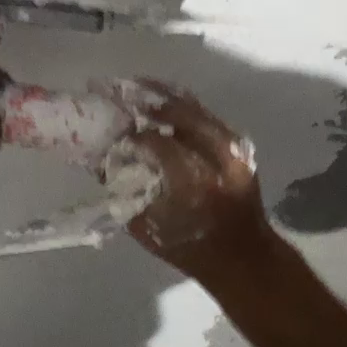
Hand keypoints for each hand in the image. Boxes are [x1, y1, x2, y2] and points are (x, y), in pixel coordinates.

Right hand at [100, 80, 276, 280]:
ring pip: (192, 105)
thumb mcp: (147, 228)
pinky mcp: (238, 143)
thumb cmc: (192, 249)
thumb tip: (100, 160)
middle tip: (114, 90)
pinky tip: (159, 101)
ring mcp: (232, 146)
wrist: (246, 258)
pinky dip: (180, 103)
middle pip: (176, 111)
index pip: (155, 141)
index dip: (129, 133)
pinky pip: (204, 112)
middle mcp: (217, 157)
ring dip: (160, 94)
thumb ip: (122, 192)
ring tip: (133, 87)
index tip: (109, 127)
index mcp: (193, 181)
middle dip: (142, 98)